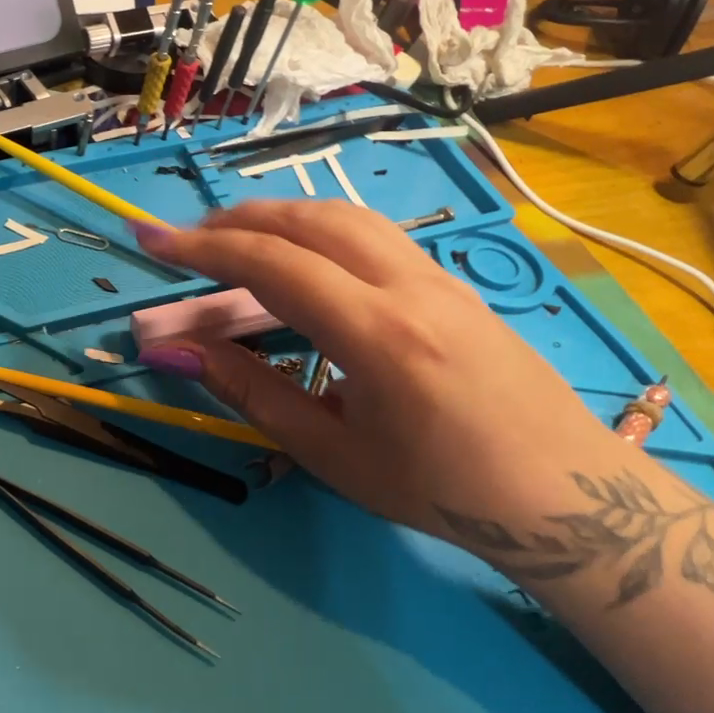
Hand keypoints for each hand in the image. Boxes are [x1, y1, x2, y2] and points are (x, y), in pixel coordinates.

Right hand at [133, 202, 640, 540]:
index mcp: (378, 334)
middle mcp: (410, 286)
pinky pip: (372, 235)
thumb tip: (173, 351)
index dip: (203, 249)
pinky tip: (297, 261)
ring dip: (277, 218)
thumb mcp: (329, 451)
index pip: (273, 265)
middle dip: (235, 221)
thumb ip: (247, 391)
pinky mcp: (451, 283)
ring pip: (345, 217)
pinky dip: (316, 231)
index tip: (151, 242)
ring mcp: (438, 277)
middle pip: (309, 221)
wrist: (562, 495)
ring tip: (232, 243)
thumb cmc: (438, 488)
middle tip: (184, 242)